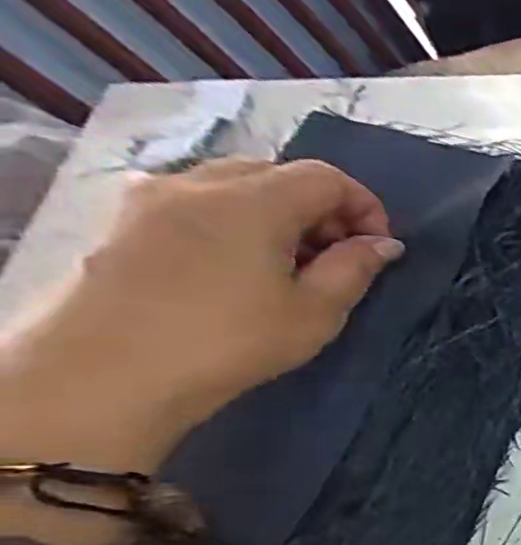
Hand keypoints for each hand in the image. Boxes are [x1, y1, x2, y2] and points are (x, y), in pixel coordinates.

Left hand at [0, 158, 401, 466]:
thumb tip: (383, 244)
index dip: (364, 206)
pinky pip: (198, 199)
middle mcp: (197, 184)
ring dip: (278, 211)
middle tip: (337, 256)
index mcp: (251, 202)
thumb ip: (355, 268)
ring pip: (235, 182)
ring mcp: (152, 198)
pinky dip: (237, 217)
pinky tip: (243, 262)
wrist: (112, 371)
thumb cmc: (233, 340)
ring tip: (291, 262)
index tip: (376, 248)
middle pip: (279, 173)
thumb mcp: (316, 310)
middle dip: (321, 208)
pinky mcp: (127, 220)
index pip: (325, 177)